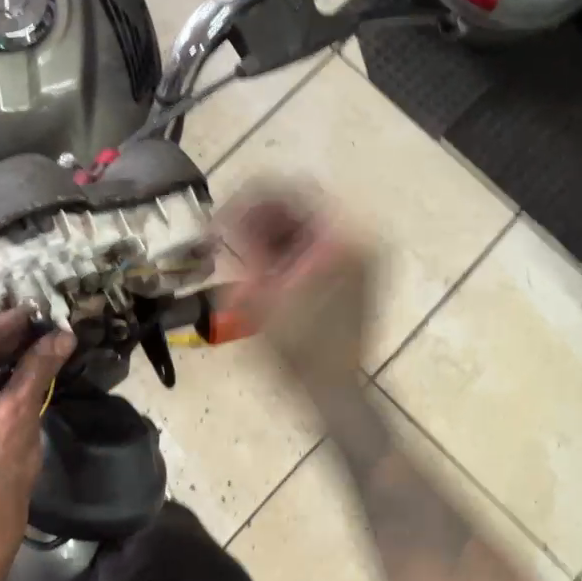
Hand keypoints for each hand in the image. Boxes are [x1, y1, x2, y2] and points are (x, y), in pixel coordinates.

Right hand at [218, 186, 376, 408]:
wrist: (331, 388)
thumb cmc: (296, 346)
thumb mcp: (260, 290)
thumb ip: (245, 244)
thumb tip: (225, 214)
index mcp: (341, 235)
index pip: (288, 192)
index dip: (245, 201)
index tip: (218, 220)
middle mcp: (360, 236)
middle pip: (299, 206)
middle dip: (257, 218)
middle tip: (224, 236)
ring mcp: (363, 254)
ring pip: (306, 226)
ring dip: (270, 234)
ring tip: (240, 253)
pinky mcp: (358, 272)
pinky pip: (316, 245)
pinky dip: (288, 250)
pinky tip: (264, 267)